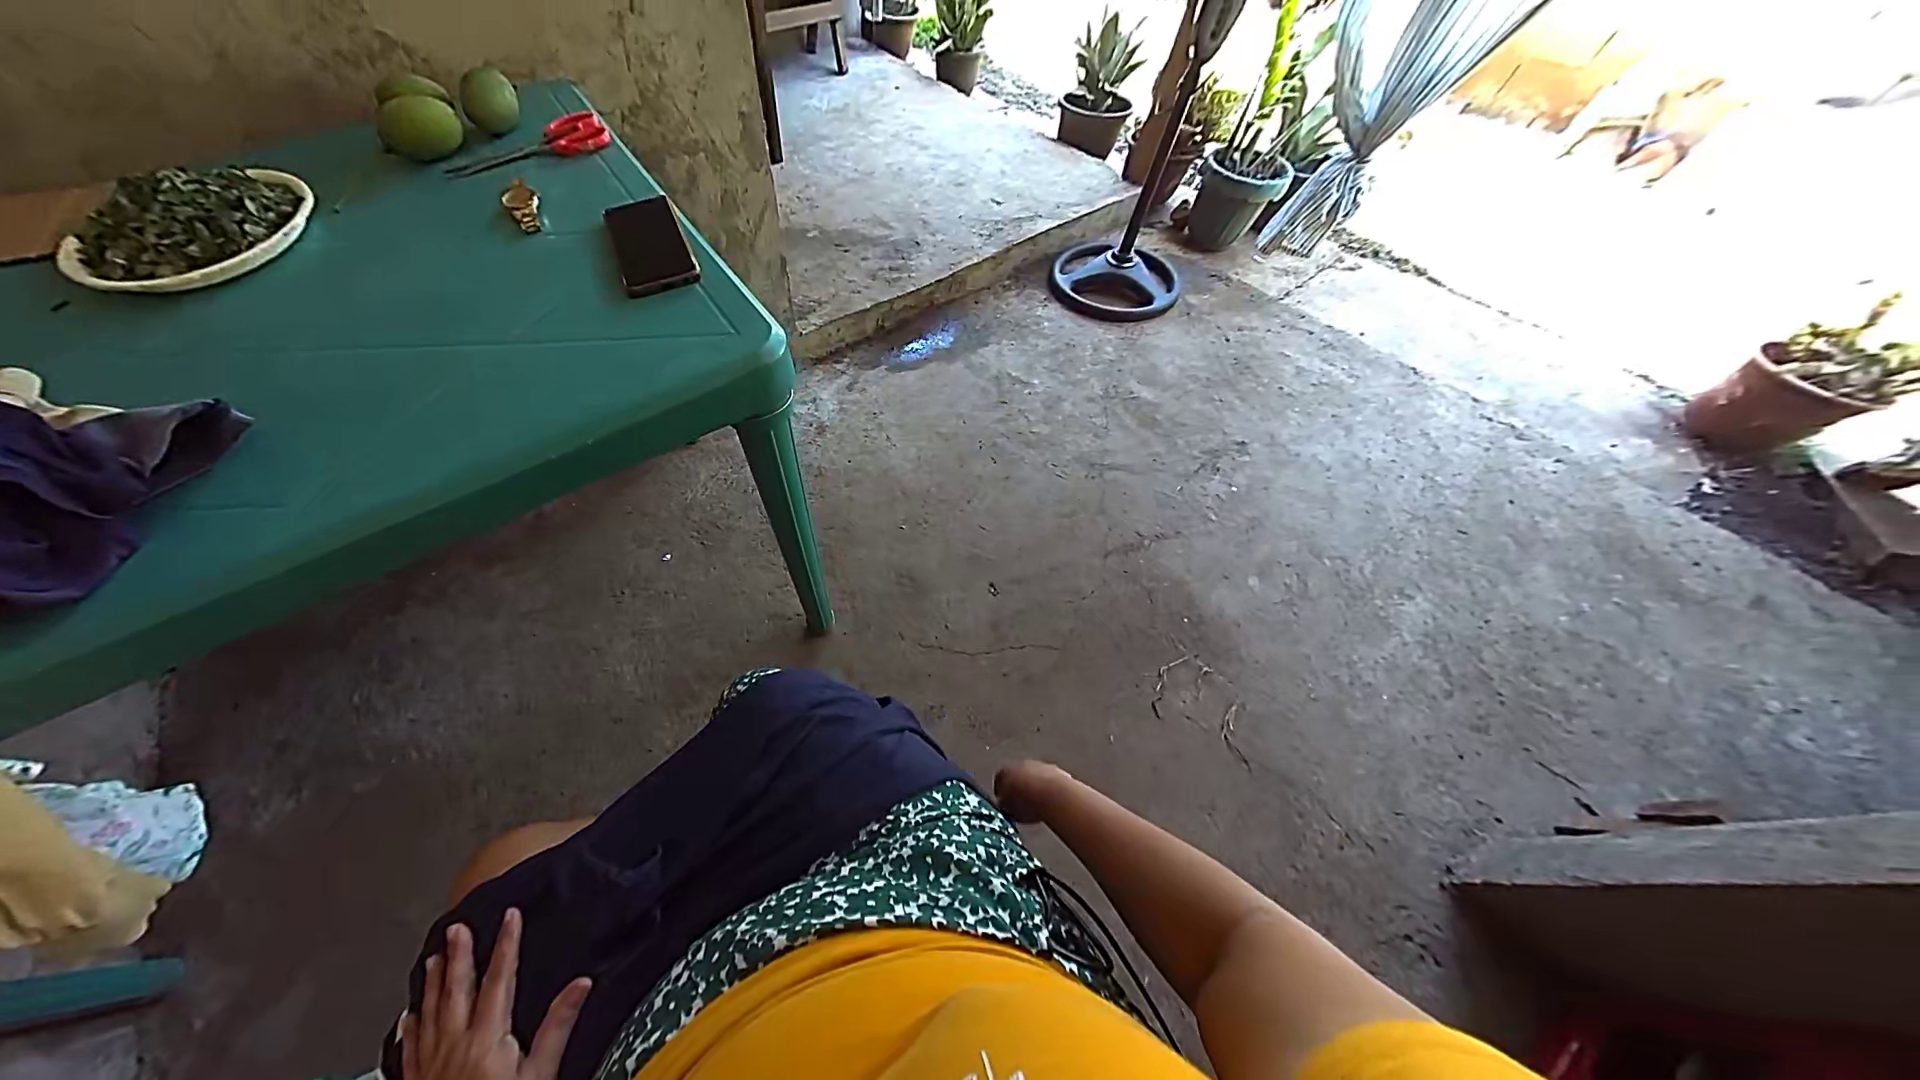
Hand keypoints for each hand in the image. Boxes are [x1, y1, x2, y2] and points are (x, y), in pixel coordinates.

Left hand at [402, 908, 591, 1079]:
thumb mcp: (540, 1076)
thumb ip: (558, 1028)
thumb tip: (582, 982)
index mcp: (487, 1038)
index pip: (498, 980)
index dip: (506, 945)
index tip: (510, 916)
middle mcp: (454, 1046)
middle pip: (457, 992)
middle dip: (460, 956)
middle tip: (457, 927)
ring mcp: (430, 1068)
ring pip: (429, 1015)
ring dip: (433, 984)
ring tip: (435, 958)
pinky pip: (409, 1050)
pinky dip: (410, 1027)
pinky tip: (408, 1015)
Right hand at [994, 760, 1071, 822]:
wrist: (1053, 795)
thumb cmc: (1028, 802)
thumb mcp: (1008, 810)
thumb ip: (1004, 805)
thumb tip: (1004, 806)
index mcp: (1004, 771)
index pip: (998, 782)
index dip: (1002, 795)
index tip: (1006, 805)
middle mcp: (1021, 764)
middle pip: (1017, 776)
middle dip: (1019, 789)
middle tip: (1022, 805)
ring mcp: (1039, 766)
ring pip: (1034, 778)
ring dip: (1034, 788)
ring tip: (1037, 806)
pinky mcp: (1055, 770)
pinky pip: (1048, 781)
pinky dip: (1048, 789)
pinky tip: (1050, 802)